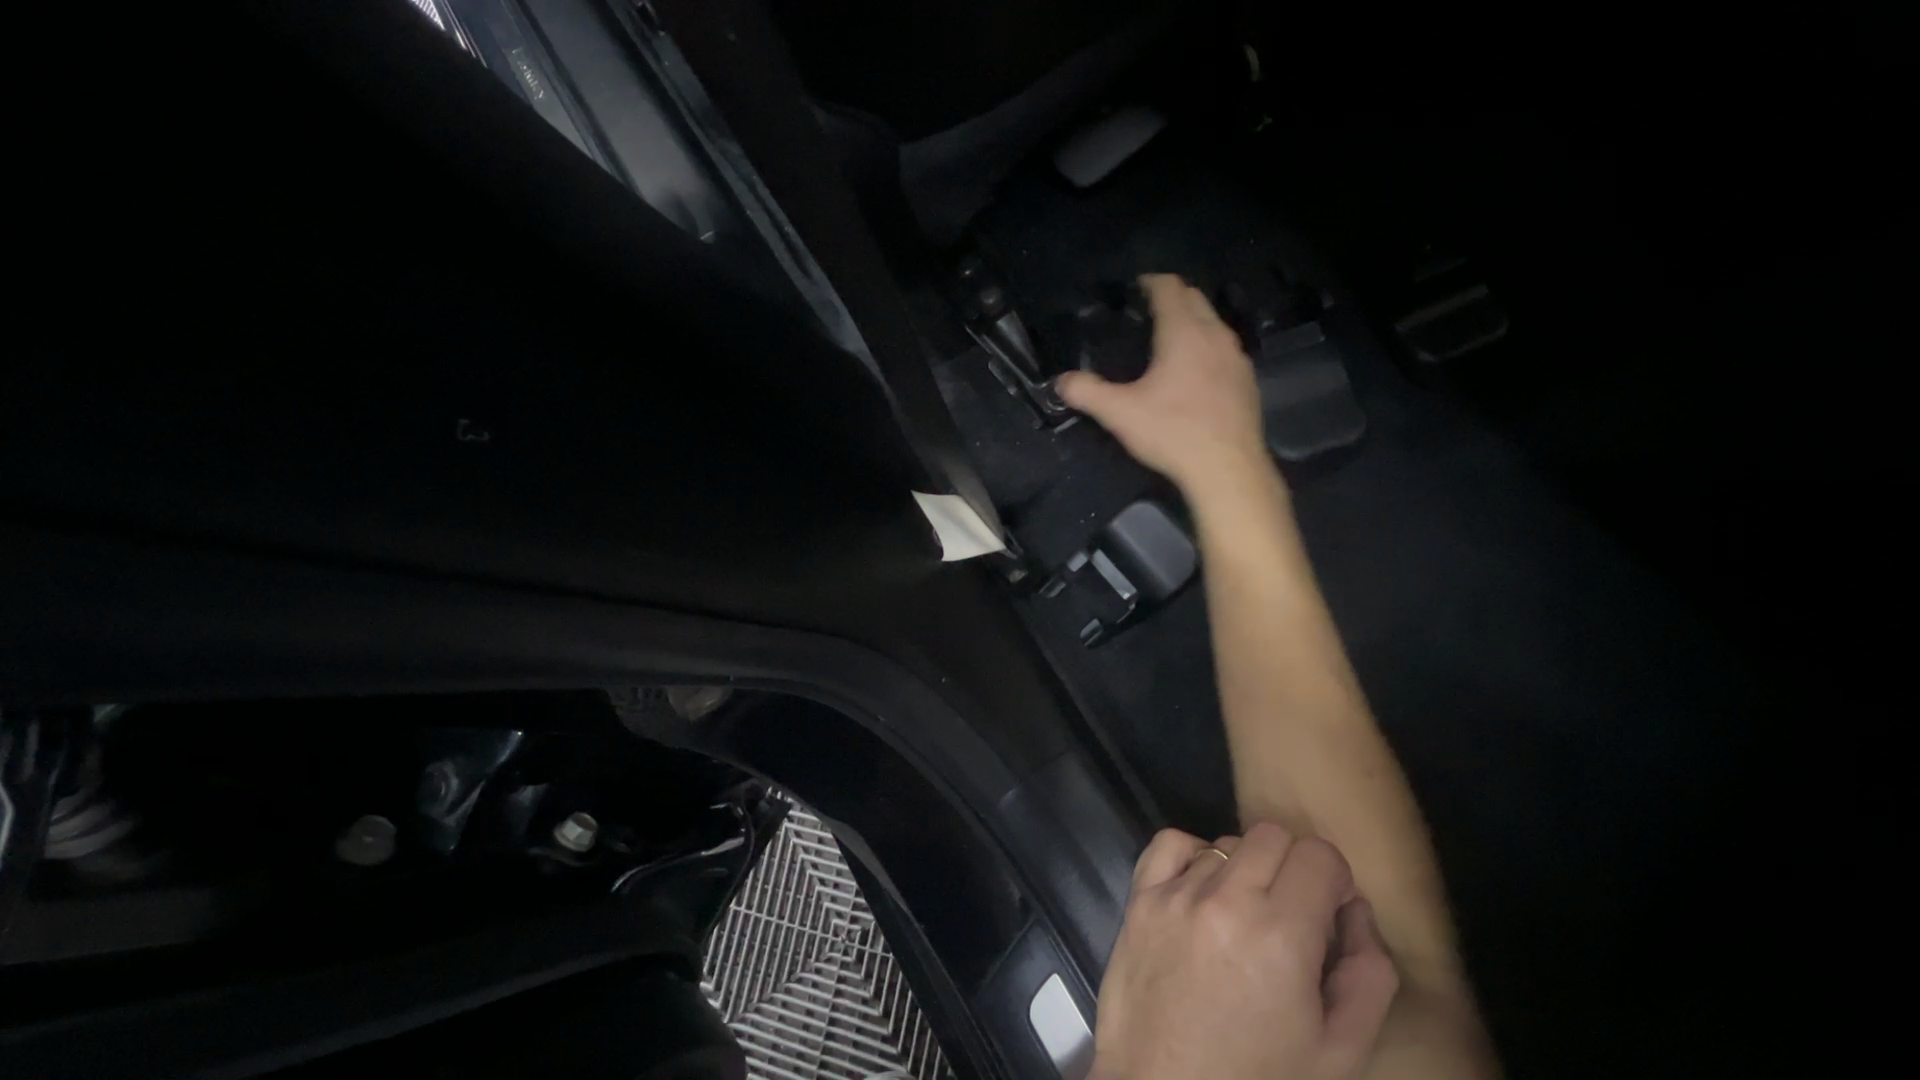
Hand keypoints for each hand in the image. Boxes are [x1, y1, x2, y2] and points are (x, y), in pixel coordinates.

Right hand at [1057, 274, 1267, 493]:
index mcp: (1184, 333)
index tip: (1133, 288)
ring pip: (1214, 323)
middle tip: (1147, 311)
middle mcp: (1215, 335)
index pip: (1169, 287)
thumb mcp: (1120, 414)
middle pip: (1195, 298)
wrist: (1228, 470)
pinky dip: (1208, 348)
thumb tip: (1061, 381)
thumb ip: (1087, 392)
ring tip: (1169, 339)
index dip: (1149, 282)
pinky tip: (1195, 372)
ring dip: (1193, 321)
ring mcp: (1236, 358)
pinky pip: (1225, 350)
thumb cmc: (1173, 433)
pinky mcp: (1247, 381)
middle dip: (1172, 297)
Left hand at [1091, 823, 1398, 1079]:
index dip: (1334, 883)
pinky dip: (1192, 856)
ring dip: (1245, 870)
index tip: (1328, 917)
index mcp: (1281, 934)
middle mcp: (1226, 899)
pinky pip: (1170, 843)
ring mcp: (1176, 895)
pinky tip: (1201, 891)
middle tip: (1291, 917)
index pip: (1320, 855)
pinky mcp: (1139, 900)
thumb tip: (1356, 911)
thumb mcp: (1340, 1050)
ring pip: (1227, 842)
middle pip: (1273, 836)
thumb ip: (1369, 973)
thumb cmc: (1258, 1079)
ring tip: (1242, 919)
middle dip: (1294, 869)